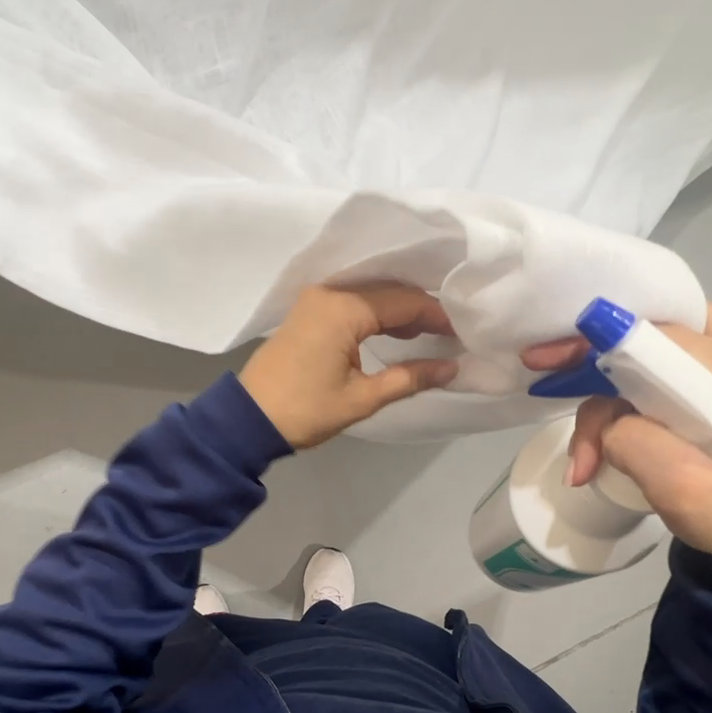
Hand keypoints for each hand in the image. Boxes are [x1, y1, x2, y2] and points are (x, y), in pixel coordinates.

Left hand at [238, 284, 460, 448]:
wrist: (249, 420)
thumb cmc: (305, 411)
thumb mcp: (362, 398)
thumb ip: (409, 378)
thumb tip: (452, 368)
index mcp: (343, 309)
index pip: (403, 301)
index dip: (437, 316)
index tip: (462, 333)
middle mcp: (328, 293)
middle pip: (387, 292)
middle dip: (421, 311)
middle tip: (451, 335)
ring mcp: (315, 300)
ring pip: (370, 296)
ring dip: (399, 313)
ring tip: (429, 337)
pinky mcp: (307, 313)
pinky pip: (351, 304)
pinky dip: (376, 316)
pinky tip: (396, 334)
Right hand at [532, 304, 711, 565]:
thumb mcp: (687, 495)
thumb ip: (639, 447)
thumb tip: (609, 421)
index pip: (662, 336)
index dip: (601, 344)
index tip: (548, 361)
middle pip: (653, 336)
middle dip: (595, 368)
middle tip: (547, 384)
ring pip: (649, 355)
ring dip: (608, 403)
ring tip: (587, 459)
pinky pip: (660, 367)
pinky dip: (624, 403)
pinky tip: (606, 442)